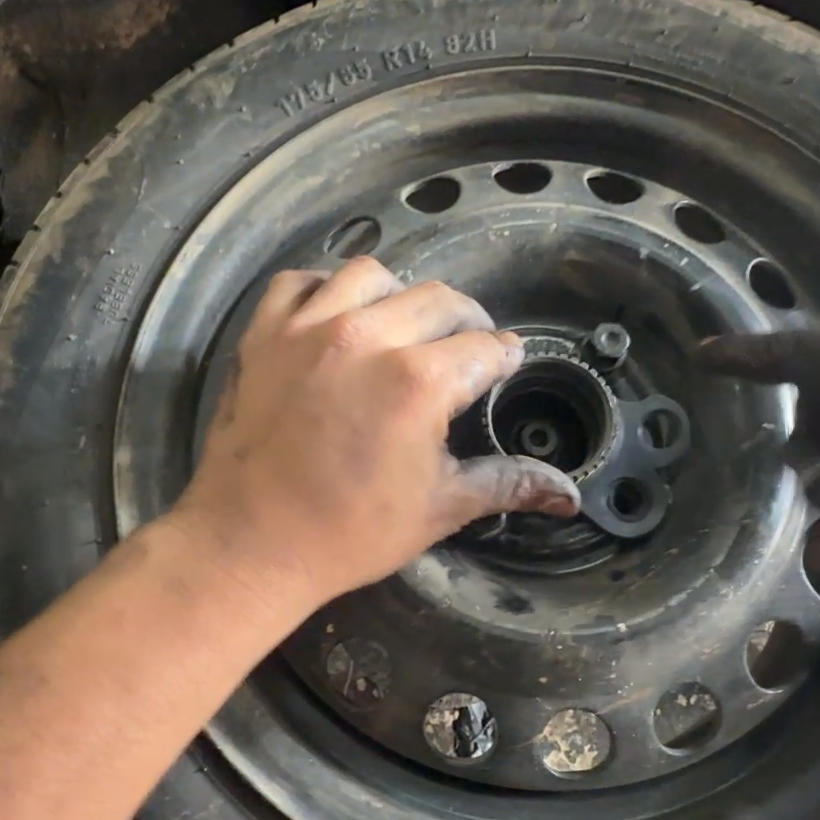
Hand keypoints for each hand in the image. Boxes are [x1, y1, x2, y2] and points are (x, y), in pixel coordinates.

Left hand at [171, 257, 579, 610]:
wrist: (251, 544)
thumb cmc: (349, 533)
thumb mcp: (439, 508)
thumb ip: (506, 483)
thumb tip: (569, 495)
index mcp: (420, 381)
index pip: (484, 347)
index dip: (503, 356)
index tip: (505, 363)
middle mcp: (368, 337)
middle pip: (438, 300)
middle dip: (465, 320)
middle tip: (465, 346)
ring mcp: (309, 328)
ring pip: (371, 275)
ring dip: (399, 293)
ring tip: (403, 322)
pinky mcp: (264, 334)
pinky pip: (300, 282)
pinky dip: (324, 288)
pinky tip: (336, 314)